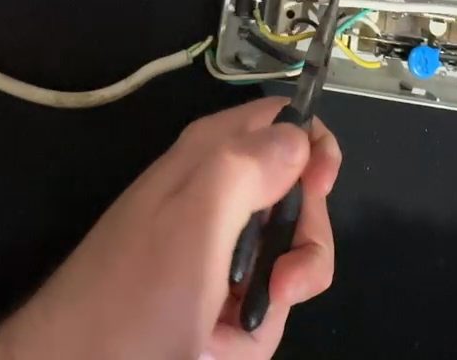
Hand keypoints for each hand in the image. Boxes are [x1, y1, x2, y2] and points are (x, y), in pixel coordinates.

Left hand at [0, 97, 341, 359]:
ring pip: (282, 259)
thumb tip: (299, 133)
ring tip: (224, 332)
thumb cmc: (137, 296)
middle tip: (281, 286)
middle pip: (297, 197)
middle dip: (302, 248)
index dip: (315, 148)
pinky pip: (256, 302)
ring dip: (268, 303)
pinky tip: (213, 346)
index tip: (320, 192)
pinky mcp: (208, 290)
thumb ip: (248, 167)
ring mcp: (213, 243)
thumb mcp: (196, 223)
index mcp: (214, 154)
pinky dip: (245, 332)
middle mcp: (216, 188)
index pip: (284, 119)